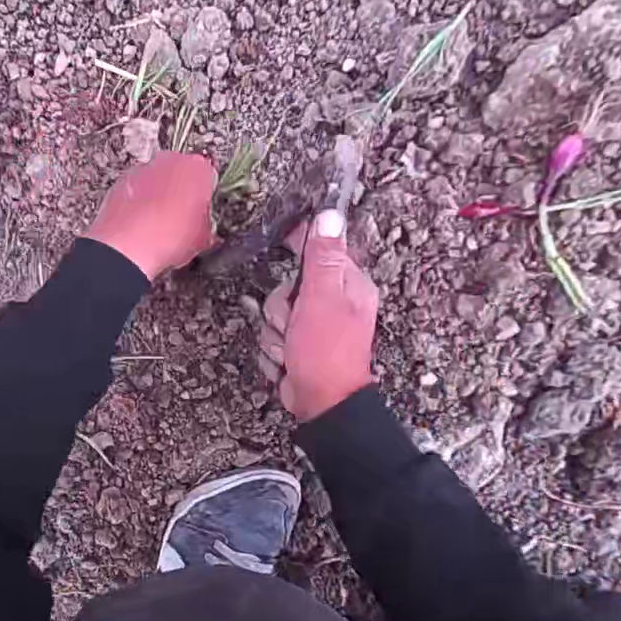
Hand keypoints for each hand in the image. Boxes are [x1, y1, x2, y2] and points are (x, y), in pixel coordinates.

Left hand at [86, 153, 217, 279]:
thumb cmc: (166, 236)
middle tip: (184, 218)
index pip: (208, 174)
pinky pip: (135, 190)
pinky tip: (143, 226)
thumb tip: (203, 228)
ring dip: (159, 196)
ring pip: (156, 179)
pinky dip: (138, 203)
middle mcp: (169, 161)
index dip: (206, 195)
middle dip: (182, 192)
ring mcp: (142, 170)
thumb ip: (205, 222)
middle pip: (180, 172)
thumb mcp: (202, 236)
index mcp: (197, 167)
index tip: (204, 209)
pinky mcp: (120, 182)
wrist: (129, 246)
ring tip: (161, 226)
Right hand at [257, 210, 378, 421]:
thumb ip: (323, 257)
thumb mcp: (322, 298)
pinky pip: (272, 334)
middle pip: (291, 284)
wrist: (321, 403)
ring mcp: (314, 325)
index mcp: (349, 286)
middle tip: (293, 320)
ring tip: (291, 346)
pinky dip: (275, 349)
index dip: (300, 243)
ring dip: (277, 331)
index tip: (284, 238)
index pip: (322, 249)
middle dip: (283, 305)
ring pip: (276, 311)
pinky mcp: (298, 345)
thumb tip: (330, 216)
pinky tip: (288, 360)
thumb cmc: (326, 353)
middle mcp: (333, 303)